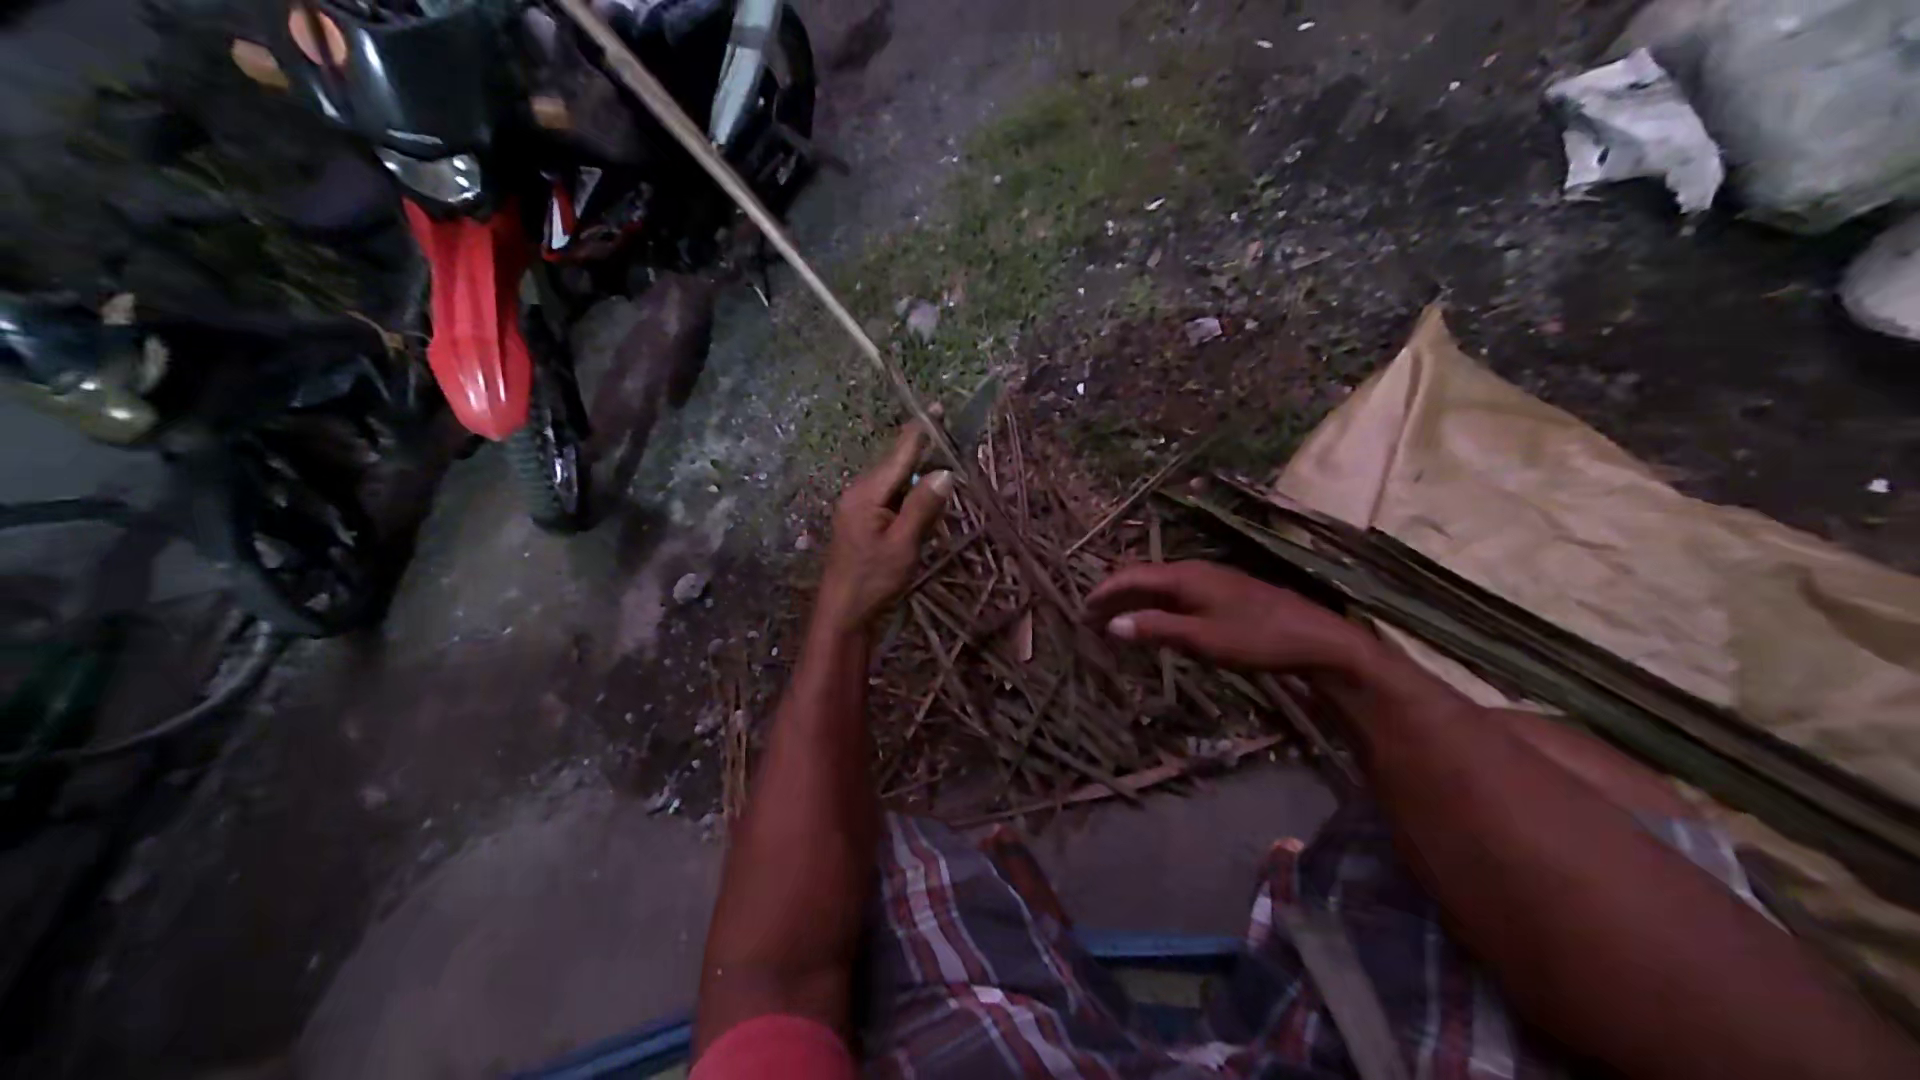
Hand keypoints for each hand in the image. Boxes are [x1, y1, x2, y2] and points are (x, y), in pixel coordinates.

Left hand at [815, 419, 955, 634]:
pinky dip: (910, 501)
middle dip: (925, 458)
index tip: (938, 409)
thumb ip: (923, 507)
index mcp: (867, 493)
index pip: (900, 454)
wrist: (843, 612)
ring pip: (896, 484)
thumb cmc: (873, 580)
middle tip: (953, 450)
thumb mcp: (904, 544)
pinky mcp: (862, 521)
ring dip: (919, 483)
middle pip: (898, 465)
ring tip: (944, 483)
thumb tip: (945, 473)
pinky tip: (923, 514)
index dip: (921, 432)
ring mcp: (858, 507)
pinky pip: (891, 500)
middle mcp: (860, 492)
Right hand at [1085, 561, 1374, 672]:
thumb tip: (1112, 624)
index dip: (1104, 591)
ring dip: (1133, 603)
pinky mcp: (1222, 595)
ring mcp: (1210, 582)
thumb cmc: (1256, 638)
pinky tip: (1152, 625)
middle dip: (1114, 597)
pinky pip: (1176, 596)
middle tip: (1090, 620)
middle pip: (1143, 578)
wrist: (1315, 639)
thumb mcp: (1201, 638)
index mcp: (1184, 575)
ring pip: (1159, 588)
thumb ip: (1155, 629)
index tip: (1081, 609)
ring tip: (1112, 624)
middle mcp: (1193, 571)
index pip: (1131, 575)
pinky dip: (1154, 608)